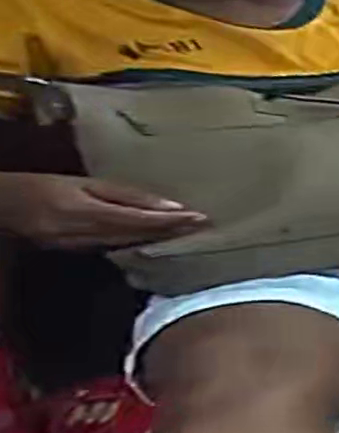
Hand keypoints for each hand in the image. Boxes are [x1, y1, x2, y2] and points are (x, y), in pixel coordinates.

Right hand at [0, 172, 204, 248]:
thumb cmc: (39, 185)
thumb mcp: (83, 182)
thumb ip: (127, 195)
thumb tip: (172, 205)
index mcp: (80, 211)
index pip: (139, 219)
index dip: (172, 220)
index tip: (201, 218)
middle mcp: (78, 232)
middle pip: (138, 233)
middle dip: (173, 230)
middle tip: (205, 226)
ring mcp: (73, 244)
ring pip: (128, 243)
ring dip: (160, 238)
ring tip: (189, 232)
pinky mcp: (70, 250)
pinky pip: (114, 247)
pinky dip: (138, 242)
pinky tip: (158, 239)